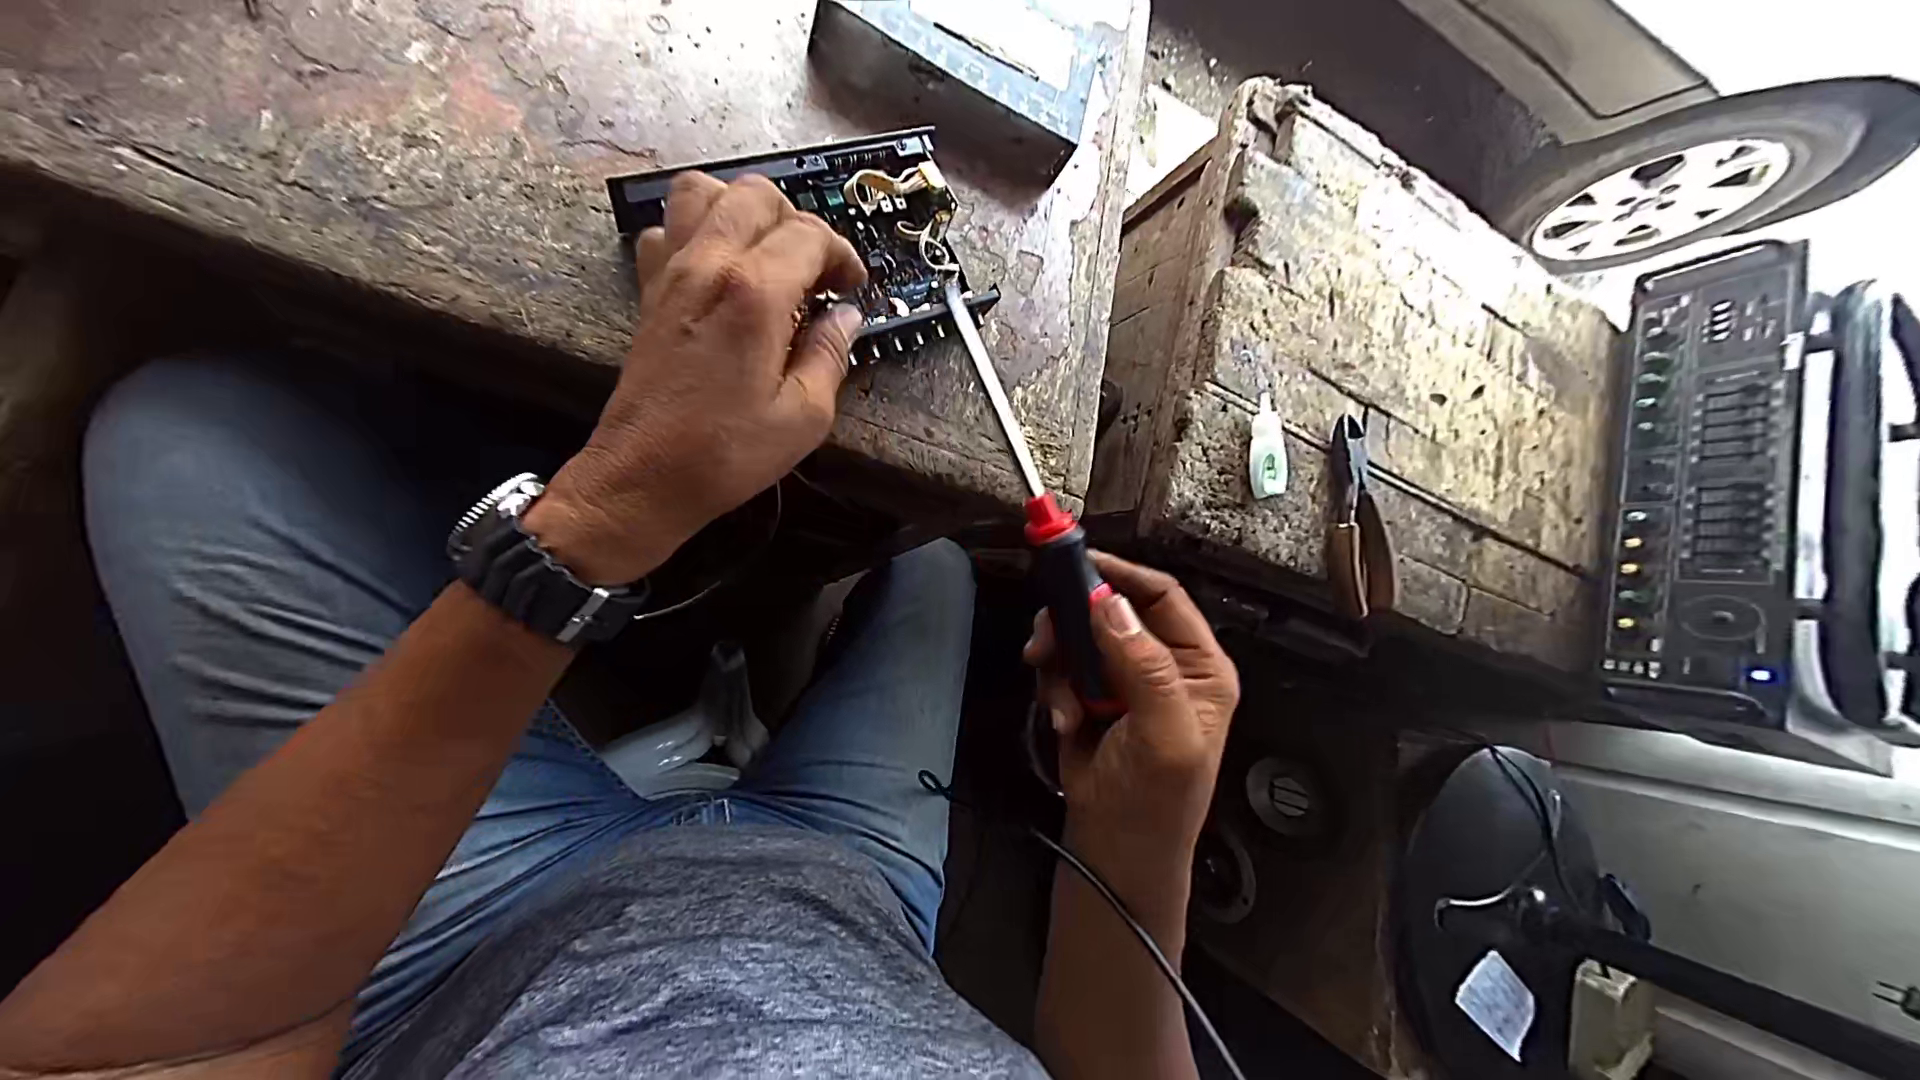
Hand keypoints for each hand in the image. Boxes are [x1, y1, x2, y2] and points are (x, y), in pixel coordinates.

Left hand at [524, 172, 866, 583]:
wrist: (645, 475)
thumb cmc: (729, 453)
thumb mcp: (805, 416)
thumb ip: (831, 355)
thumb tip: (846, 317)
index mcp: (755, 294)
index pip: (808, 234)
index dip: (841, 253)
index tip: (852, 286)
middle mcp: (708, 265)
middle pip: (756, 194)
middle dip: (798, 223)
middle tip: (815, 271)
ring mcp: (670, 273)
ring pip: (703, 193)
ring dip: (744, 212)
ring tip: (767, 257)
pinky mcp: (648, 291)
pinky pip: (666, 228)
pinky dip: (698, 232)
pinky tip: (720, 272)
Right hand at [1024, 553, 1239, 865]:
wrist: (1116, 847)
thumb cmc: (1157, 800)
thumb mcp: (1164, 735)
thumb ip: (1144, 665)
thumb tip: (1108, 603)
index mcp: (1197, 664)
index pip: (1163, 597)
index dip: (1122, 575)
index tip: (1079, 564)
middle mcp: (1160, 662)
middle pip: (1108, 609)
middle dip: (1073, 623)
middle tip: (1045, 641)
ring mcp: (1121, 676)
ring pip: (1077, 634)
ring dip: (1058, 661)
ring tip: (1058, 700)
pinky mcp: (1088, 692)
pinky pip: (1060, 664)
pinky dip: (1052, 686)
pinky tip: (1062, 719)